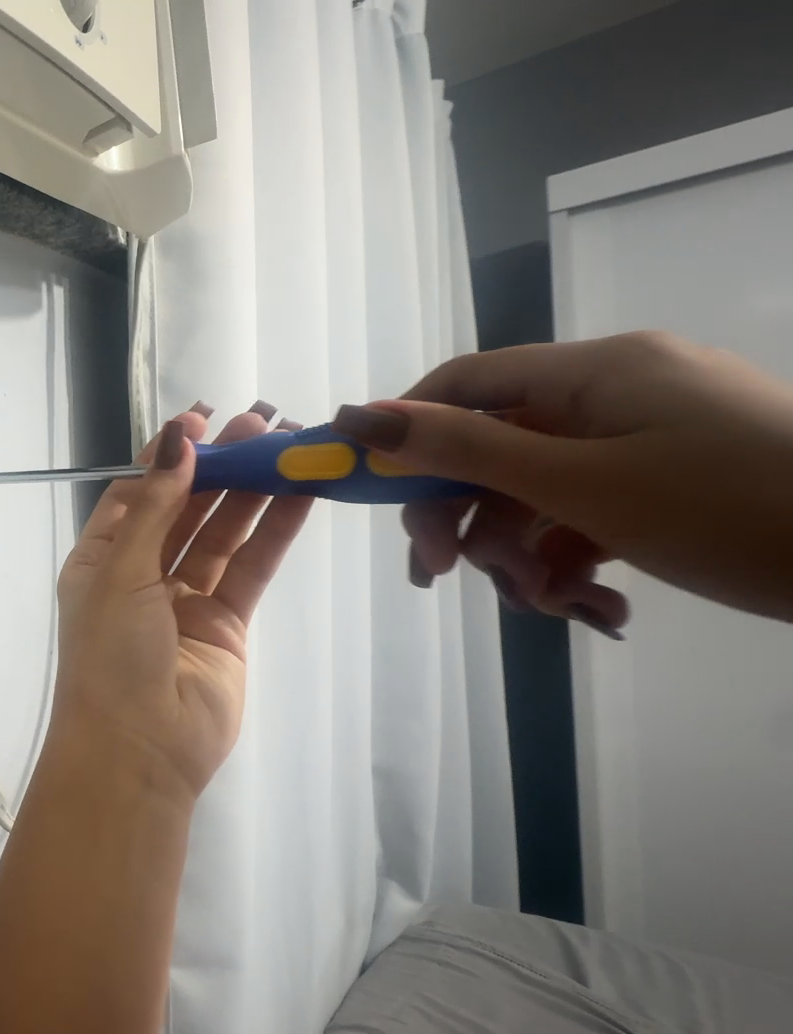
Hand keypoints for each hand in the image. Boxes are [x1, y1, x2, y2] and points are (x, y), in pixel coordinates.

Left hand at [53, 403, 313, 799]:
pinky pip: (249, 567)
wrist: (138, 748)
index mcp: (98, 560)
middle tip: (259, 421)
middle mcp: (139, 574)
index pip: (133, 495)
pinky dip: (273, 532)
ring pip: (220, 533)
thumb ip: (153, 508)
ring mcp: (184, 599)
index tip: (201, 418)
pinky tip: (301, 494)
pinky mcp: (225, 623)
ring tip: (287, 444)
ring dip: (251, 490)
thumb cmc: (110, 654)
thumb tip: (178, 442)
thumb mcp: (119, 573)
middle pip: (183, 508)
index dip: (165, 457)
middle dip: (217, 465)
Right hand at [333, 331, 792, 627]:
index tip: (368, 492)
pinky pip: (584, 514)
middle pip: (490, 448)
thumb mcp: (577, 483)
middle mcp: (614, 394)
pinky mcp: (672, 484)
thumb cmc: (736, 509)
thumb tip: (356, 418)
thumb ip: (459, 448)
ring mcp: (646, 440)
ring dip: (519, 553)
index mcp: (594, 371)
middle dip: (462, 515)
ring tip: (547, 604)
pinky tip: (589, 605)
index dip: (403, 432)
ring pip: (533, 492)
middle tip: (442, 574)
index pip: (461, 384)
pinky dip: (570, 560)